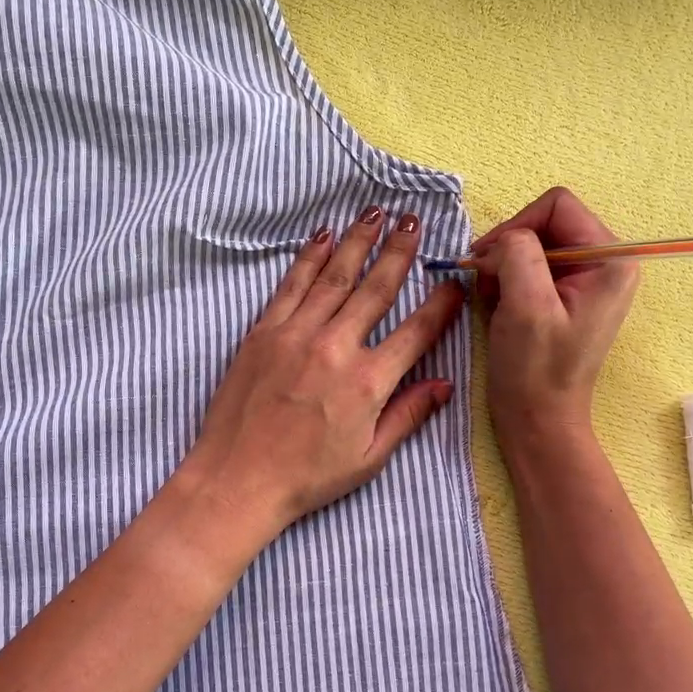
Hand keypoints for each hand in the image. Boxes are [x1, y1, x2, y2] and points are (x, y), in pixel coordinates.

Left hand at [176, 206, 466, 534]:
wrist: (239, 479)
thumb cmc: (306, 477)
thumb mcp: (369, 458)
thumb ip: (408, 415)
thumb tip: (446, 385)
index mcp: (368, 382)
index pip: (416, 332)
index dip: (440, 304)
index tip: (454, 281)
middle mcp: (336, 348)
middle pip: (375, 289)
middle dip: (399, 252)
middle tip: (414, 221)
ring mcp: (296, 335)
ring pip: (334, 277)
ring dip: (357, 242)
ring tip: (375, 212)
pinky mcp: (263, 333)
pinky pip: (291, 286)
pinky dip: (308, 258)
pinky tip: (323, 236)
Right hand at [472, 187, 639, 438]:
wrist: (537, 419)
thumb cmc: (536, 369)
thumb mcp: (525, 305)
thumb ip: (518, 254)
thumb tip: (502, 239)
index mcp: (610, 260)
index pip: (557, 206)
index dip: (517, 226)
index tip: (487, 260)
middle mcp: (604, 262)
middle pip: (544, 223)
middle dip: (508, 248)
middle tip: (483, 281)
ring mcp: (583, 280)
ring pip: (531, 244)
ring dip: (503, 266)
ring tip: (492, 298)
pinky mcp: (563, 296)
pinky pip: (528, 267)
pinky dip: (505, 280)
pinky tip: (497, 306)